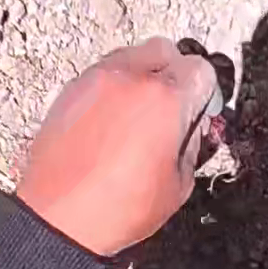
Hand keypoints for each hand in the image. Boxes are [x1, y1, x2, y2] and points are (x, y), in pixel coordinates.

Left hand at [15, 38, 216, 255]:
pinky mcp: (71, 88)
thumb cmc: (123, 207)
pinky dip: (118, 87)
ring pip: (133, 56)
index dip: (208, 94)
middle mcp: (132, 78)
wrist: (60, 218)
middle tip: (175, 109)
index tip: (202, 115)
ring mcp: (97, 79)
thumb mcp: (179, 185)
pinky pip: (105, 72)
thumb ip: (193, 145)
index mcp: (167, 99)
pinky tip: (115, 121)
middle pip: (167, 50)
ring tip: (142, 115)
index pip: (201, 70)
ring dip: (146, 77)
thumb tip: (193, 128)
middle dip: (177, 75)